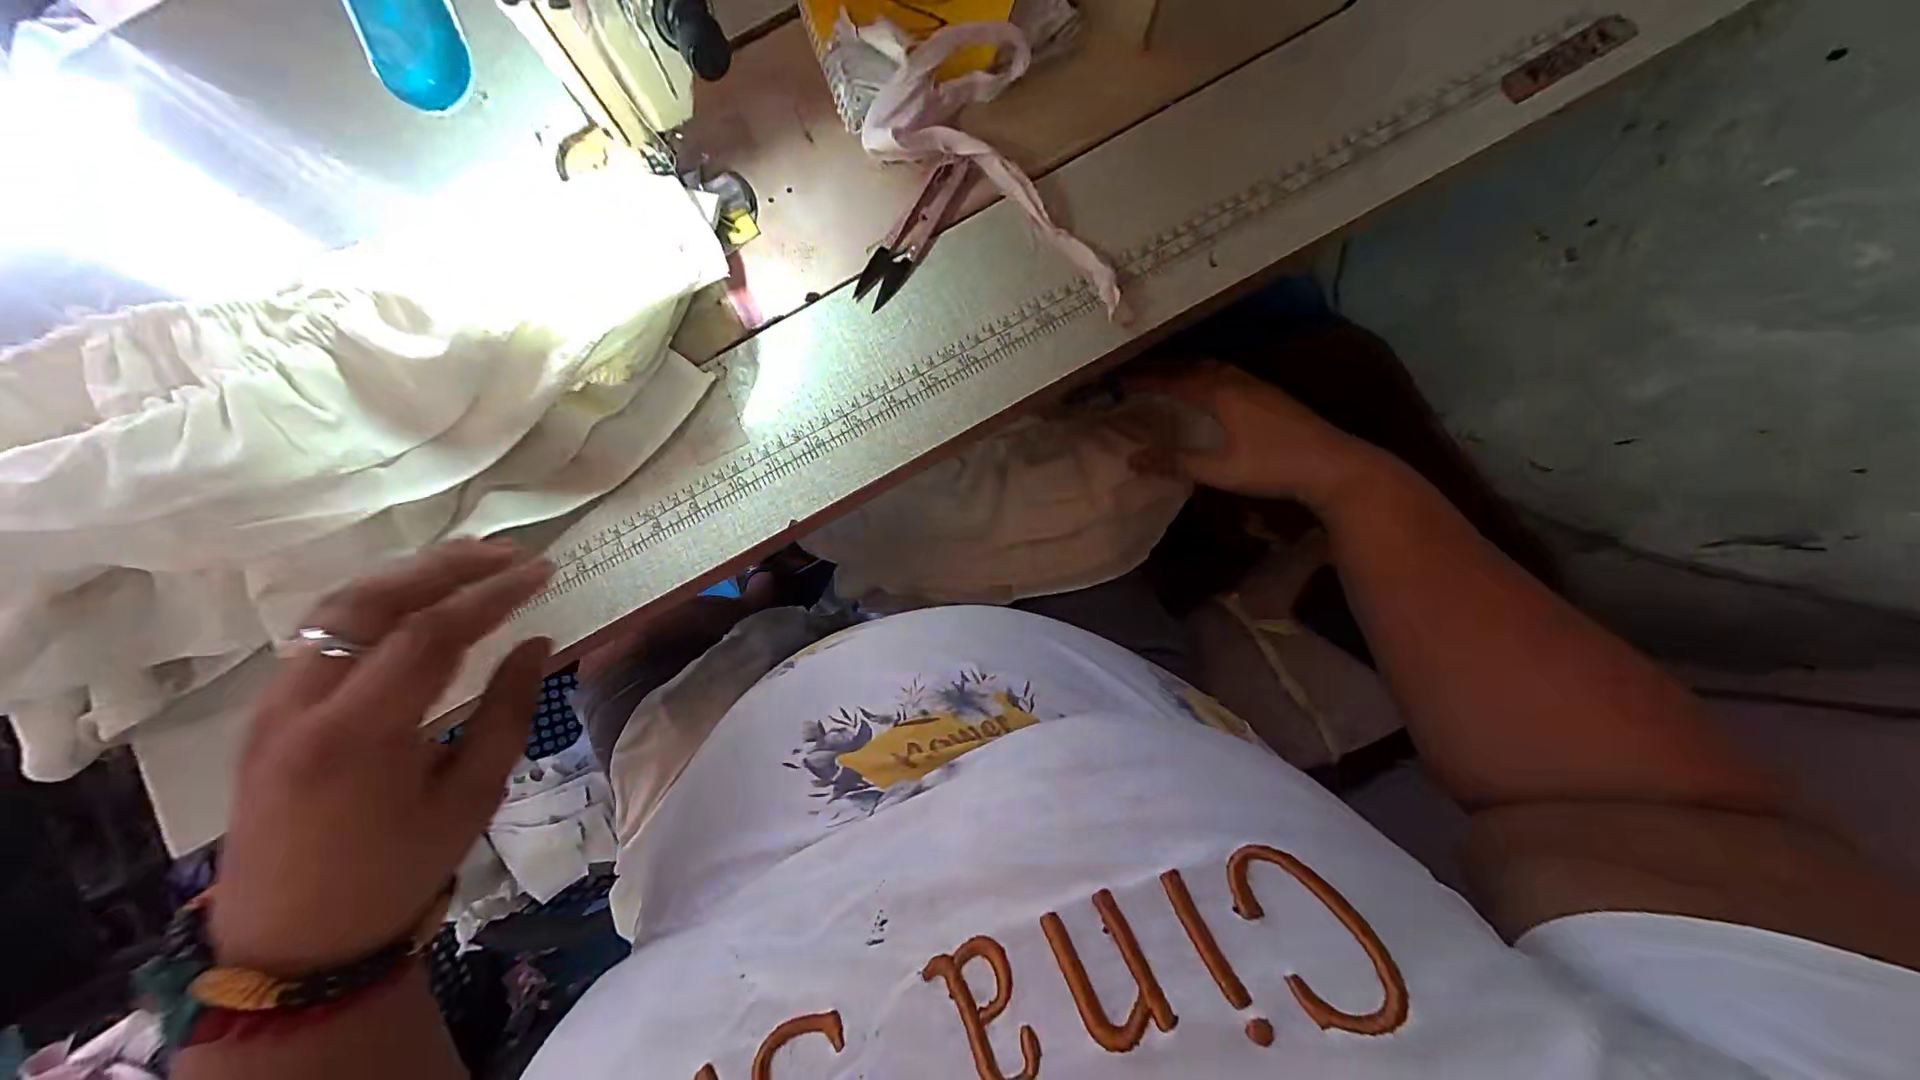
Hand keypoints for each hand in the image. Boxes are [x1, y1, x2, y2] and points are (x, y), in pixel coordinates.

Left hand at [211, 540, 554, 975]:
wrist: (291, 937)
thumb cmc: (398, 868)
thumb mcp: (474, 794)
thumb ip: (508, 710)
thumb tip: (536, 642)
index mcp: (356, 735)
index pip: (429, 634)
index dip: (493, 595)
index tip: (543, 572)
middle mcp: (300, 706)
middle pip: (371, 603)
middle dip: (446, 566)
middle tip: (511, 552)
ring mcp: (273, 704)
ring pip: (339, 609)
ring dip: (410, 575)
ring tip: (472, 560)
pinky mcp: (270, 709)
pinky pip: (326, 633)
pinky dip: (380, 601)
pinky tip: (421, 598)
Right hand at [1127, 361, 1387, 509]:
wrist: (1334, 465)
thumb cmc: (1273, 467)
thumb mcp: (1219, 470)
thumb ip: (1176, 462)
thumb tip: (1133, 459)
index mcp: (1222, 393)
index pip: (1173, 379)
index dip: (1144, 379)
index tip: (1118, 379)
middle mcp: (1237, 380)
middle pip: (1191, 365)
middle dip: (1161, 367)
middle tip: (1134, 372)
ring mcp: (1257, 384)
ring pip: (1211, 366)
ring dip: (1184, 368)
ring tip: (1164, 375)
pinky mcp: (1269, 394)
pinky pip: (1226, 373)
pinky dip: (1203, 374)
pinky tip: (1205, 387)